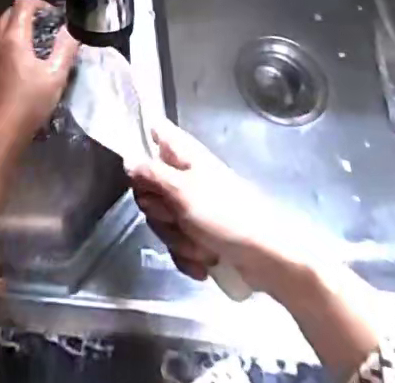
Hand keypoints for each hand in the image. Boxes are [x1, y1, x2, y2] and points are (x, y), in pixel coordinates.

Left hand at [0, 0, 78, 153]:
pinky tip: (21, 61)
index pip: (23, 4)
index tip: (53, 17)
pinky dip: (8, 41)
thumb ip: (65, 48)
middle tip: (47, 28)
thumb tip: (71, 31)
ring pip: (1, 27)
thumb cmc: (29, 103)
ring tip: (36, 44)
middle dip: (29, 14)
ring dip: (18, 27)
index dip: (40, 4)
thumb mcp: (55, 76)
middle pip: (10, 12)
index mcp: (13, 37)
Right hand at [127, 119, 323, 295]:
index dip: (140, 147)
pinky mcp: (199, 233)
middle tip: (176, 216)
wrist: (266, 259)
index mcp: (185, 154)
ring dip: (178, 238)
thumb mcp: (182, 192)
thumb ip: (151, 174)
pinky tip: (205, 262)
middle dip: (159, 211)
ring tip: (200, 244)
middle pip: (149, 186)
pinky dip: (189, 256)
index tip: (142, 175)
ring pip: (162, 219)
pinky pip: (177, 242)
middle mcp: (186, 175)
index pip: (154, 132)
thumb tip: (127, 160)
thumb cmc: (226, 215)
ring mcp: (193, 205)